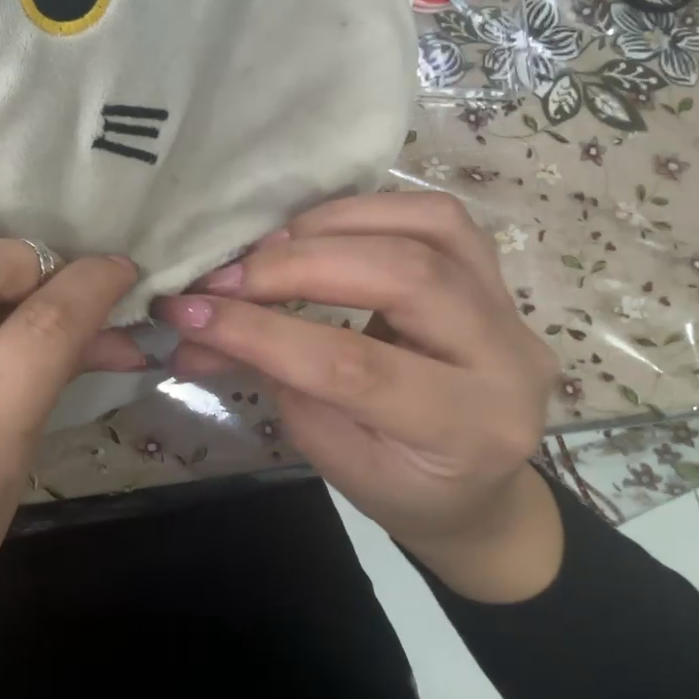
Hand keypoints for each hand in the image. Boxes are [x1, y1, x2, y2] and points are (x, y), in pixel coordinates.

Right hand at [153, 193, 565, 602]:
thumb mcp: (323, 449)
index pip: (351, 365)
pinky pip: (436, 216)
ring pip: (429, 227)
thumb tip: (187, 328)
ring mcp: (511, 308)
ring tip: (266, 248)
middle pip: (404, 276)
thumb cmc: (396, 481)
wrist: (474, 486)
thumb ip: (264, 378)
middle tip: (221, 278)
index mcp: (466, 429)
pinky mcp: (495, 275)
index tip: (187, 312)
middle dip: (292, 267)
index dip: (260, 331)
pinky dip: (362, 212)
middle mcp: (507, 359)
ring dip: (329, 225)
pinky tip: (312, 232)